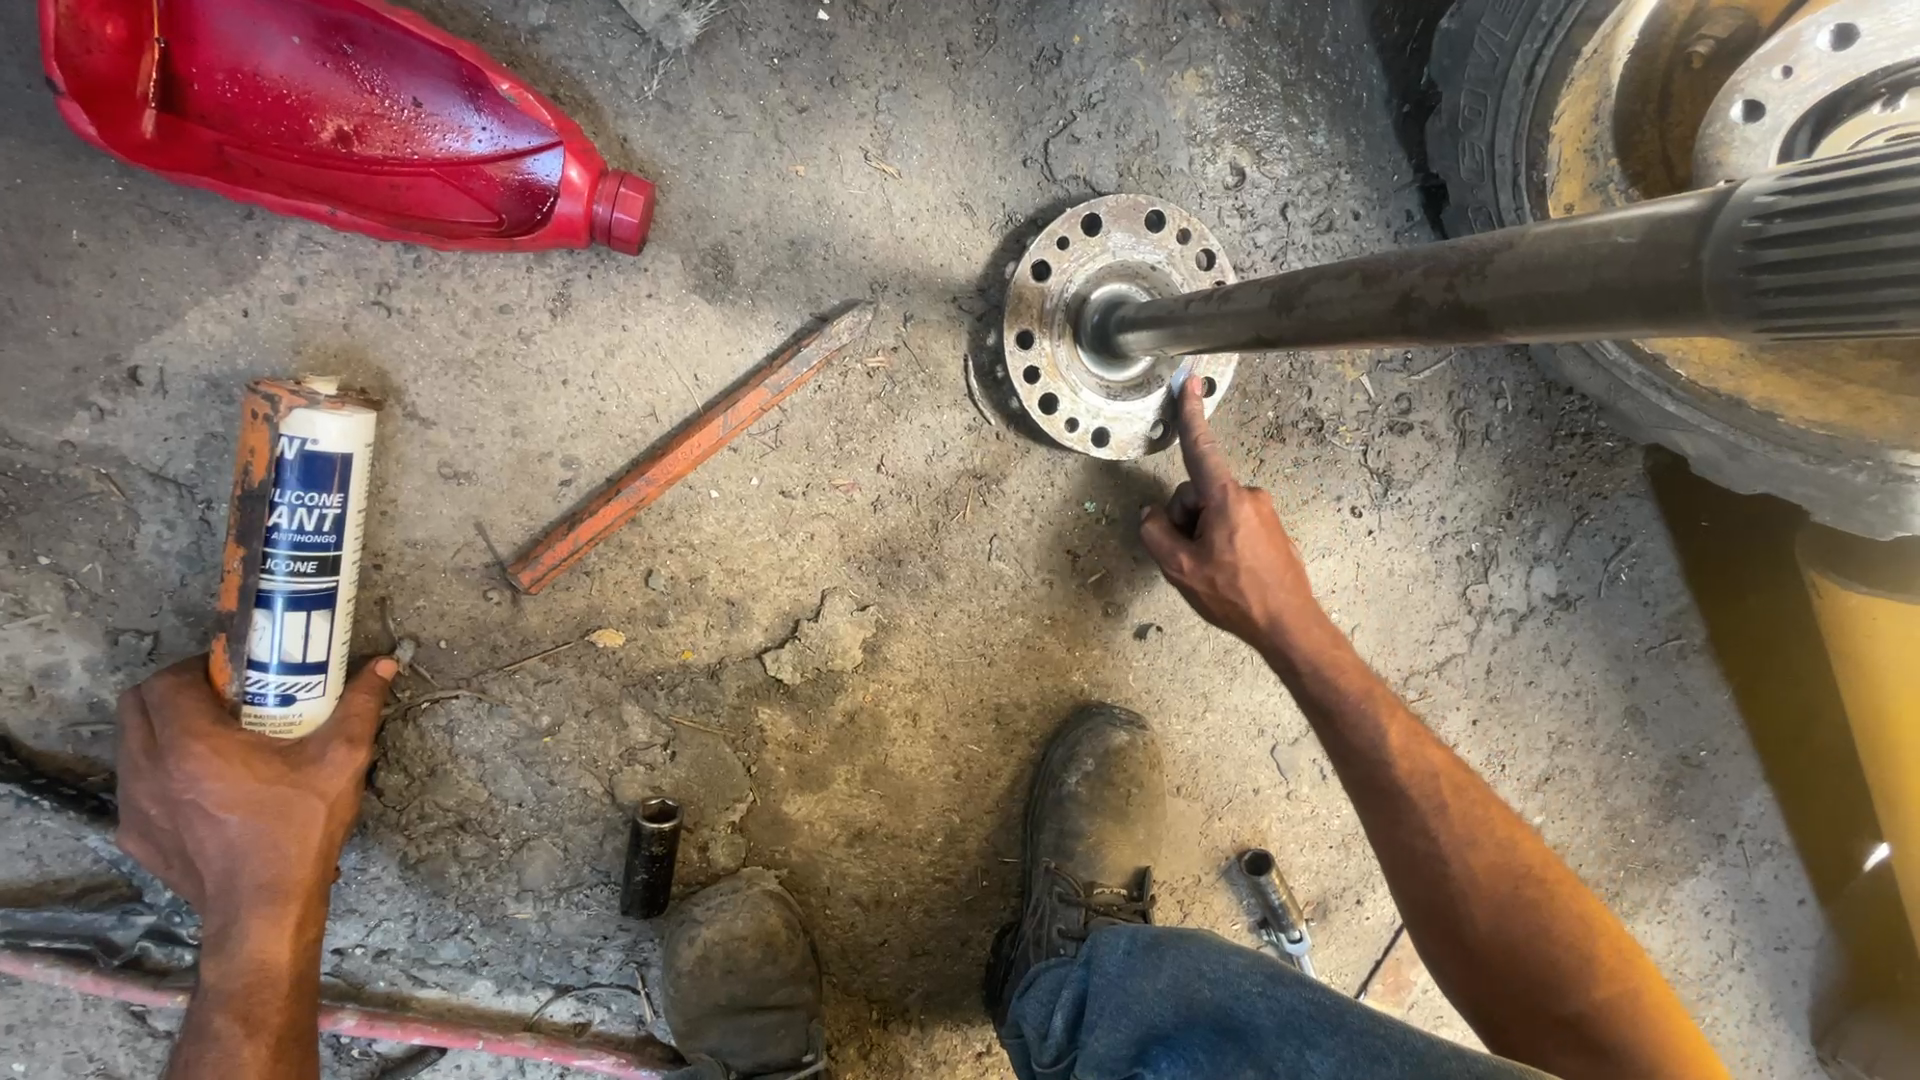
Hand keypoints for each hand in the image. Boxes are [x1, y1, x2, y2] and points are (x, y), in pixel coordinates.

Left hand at [115, 655, 396, 932]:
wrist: (264, 905)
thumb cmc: (301, 825)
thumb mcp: (343, 758)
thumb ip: (361, 705)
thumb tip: (385, 663)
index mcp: (192, 744)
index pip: (167, 681)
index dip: (199, 664)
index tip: (239, 669)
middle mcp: (148, 769)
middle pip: (136, 706)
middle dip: (178, 689)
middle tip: (229, 694)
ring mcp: (134, 804)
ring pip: (133, 744)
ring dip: (170, 726)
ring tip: (224, 736)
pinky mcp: (136, 833)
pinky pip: (139, 782)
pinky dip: (167, 766)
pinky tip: (214, 782)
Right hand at [1139, 377, 1330, 659]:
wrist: (1288, 625)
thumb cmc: (1236, 596)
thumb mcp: (1179, 567)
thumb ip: (1155, 533)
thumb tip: (1152, 516)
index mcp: (1227, 497)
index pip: (1200, 447)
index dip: (1190, 413)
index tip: (1189, 382)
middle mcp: (1249, 495)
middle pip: (1195, 494)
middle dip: (1185, 521)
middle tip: (1191, 558)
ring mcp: (1263, 512)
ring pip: (1212, 512)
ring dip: (1201, 535)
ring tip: (1211, 570)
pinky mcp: (1270, 529)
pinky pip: (1230, 524)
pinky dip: (1219, 542)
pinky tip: (1227, 572)